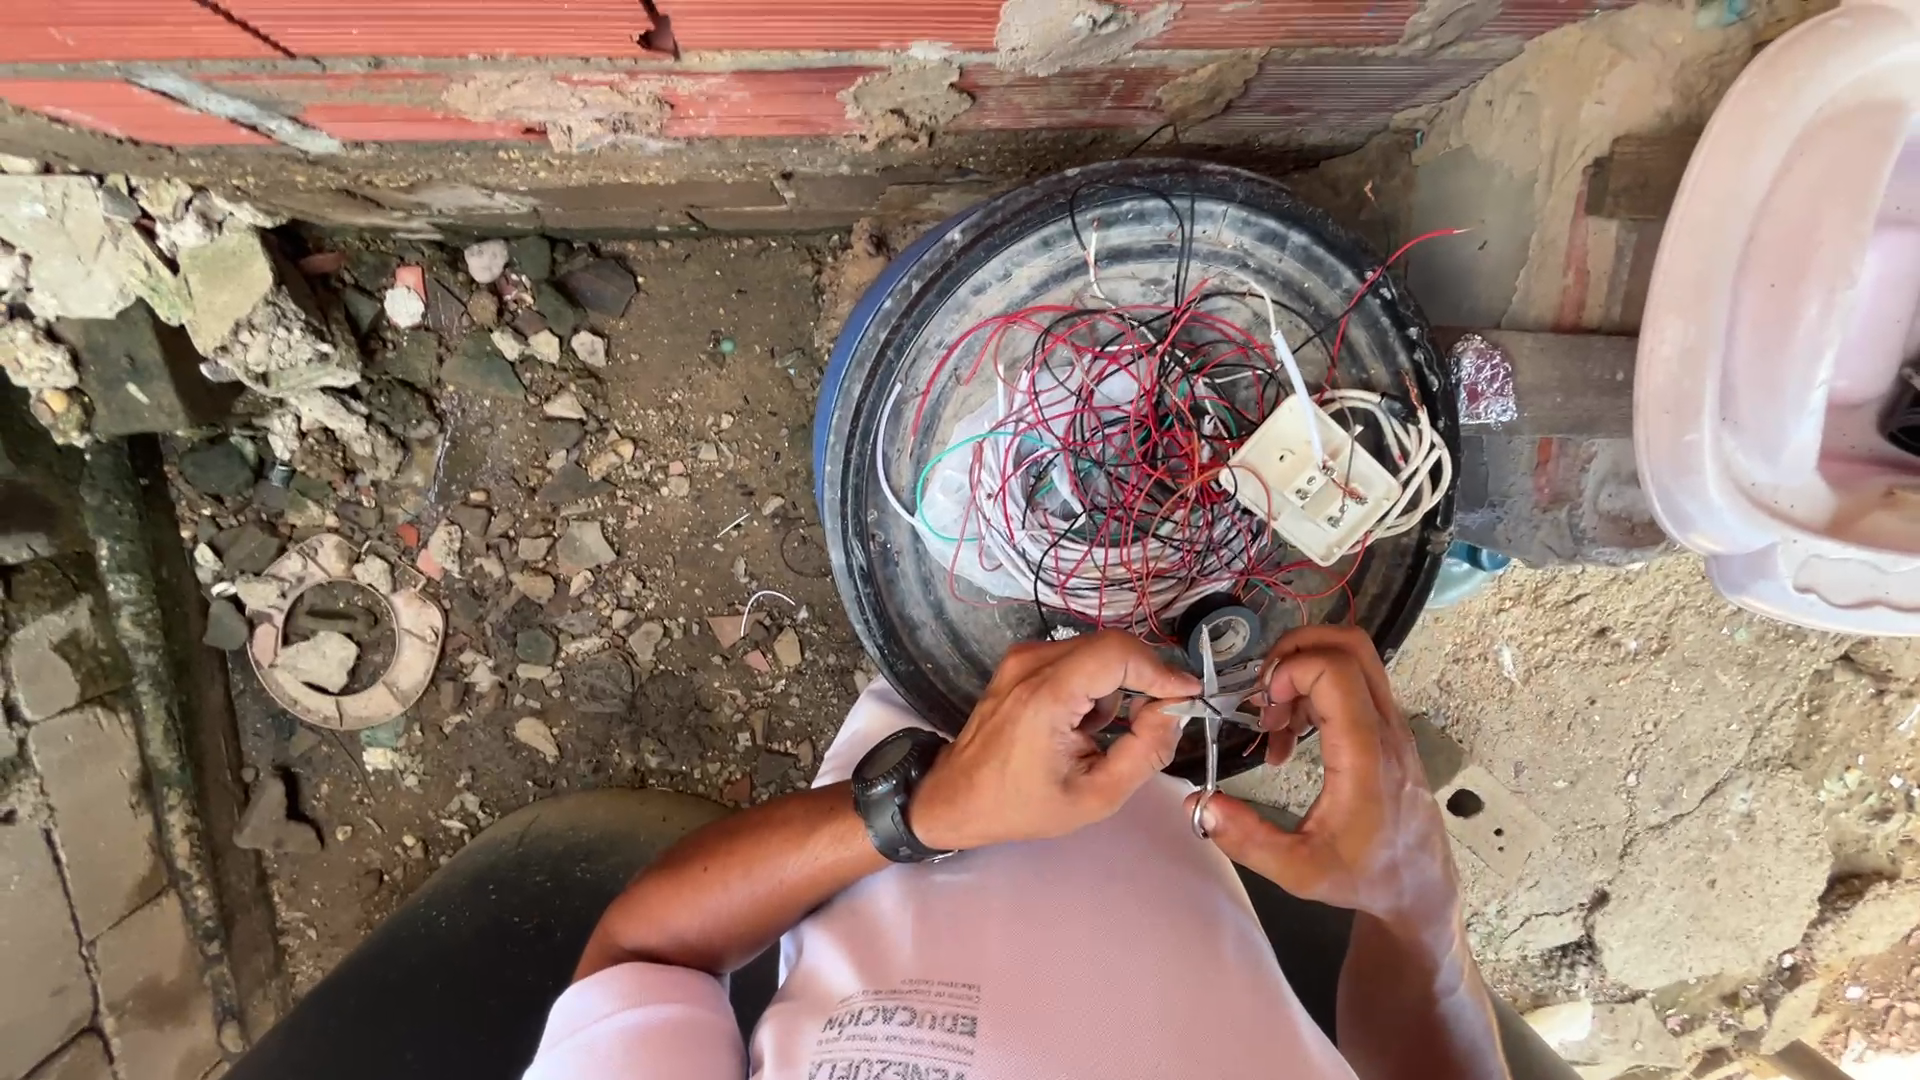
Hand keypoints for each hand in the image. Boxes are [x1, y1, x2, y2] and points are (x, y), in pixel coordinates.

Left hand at [909, 630, 1199, 850]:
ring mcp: (1022, 656)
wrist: (958, 796)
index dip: (1160, 670)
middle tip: (1154, 720)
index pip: (1117, 653)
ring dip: (1115, 685)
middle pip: (1110, 646)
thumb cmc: (1023, 804)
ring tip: (1096, 733)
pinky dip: (1092, 683)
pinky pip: (1075, 656)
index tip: (1188, 695)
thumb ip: (1144, 752)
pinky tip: (1077, 721)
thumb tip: (1175, 711)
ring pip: (1096, 650)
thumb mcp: (1096, 795)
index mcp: (1047, 694)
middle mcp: (1032, 662)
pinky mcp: (1020, 660)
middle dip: (1143, 679)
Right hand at [1186, 625, 1460, 928]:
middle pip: (1350, 644)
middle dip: (1294, 652)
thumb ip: (1248, 839)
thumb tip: (1199, 803)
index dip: (1289, 669)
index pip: (1335, 669)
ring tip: (1276, 721)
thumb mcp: (1299, 872)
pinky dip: (1314, 689)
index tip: (1265, 707)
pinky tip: (1293, 734)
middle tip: (1265, 694)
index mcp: (1366, 754)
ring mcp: (1391, 724)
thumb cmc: (1365, 877)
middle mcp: (1385, 728)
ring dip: (1303, 671)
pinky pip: (1352, 681)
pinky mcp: (1387, 729)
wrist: (1423, 889)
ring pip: (1353, 656)